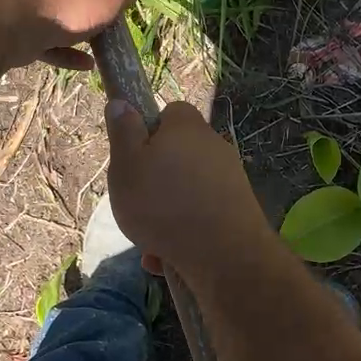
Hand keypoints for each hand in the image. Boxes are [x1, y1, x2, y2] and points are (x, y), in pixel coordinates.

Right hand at [105, 99, 272, 275]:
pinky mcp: (239, 210)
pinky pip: (202, 217)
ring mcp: (231, 179)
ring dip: (168, 214)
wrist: (223, 255)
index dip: (150, 132)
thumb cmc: (163, 204)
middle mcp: (214, 146)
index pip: (170, 113)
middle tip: (138, 202)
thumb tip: (121, 103)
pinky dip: (185, 234)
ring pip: (188, 192)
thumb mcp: (126, 165)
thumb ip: (123, 133)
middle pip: (179, 155)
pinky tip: (167, 258)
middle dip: (158, 179)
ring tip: (149, 242)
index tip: (135, 158)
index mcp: (187, 127)